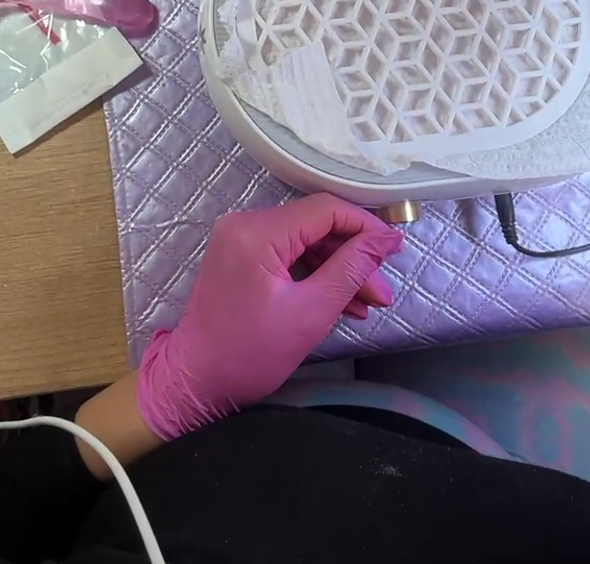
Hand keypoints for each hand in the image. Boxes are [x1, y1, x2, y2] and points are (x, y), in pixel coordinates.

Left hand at [136, 194, 403, 438]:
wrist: (195, 381)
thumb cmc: (249, 354)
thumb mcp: (310, 314)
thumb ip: (350, 269)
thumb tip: (385, 238)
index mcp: (257, 232)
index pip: (325, 209)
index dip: (365, 225)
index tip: (394, 248)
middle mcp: (245, 222)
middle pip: (316, 224)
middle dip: (353, 256)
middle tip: (382, 291)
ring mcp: (240, 236)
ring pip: (305, 239)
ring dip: (338, 268)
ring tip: (369, 301)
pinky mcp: (241, 252)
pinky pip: (288, 251)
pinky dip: (315, 273)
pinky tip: (342, 300)